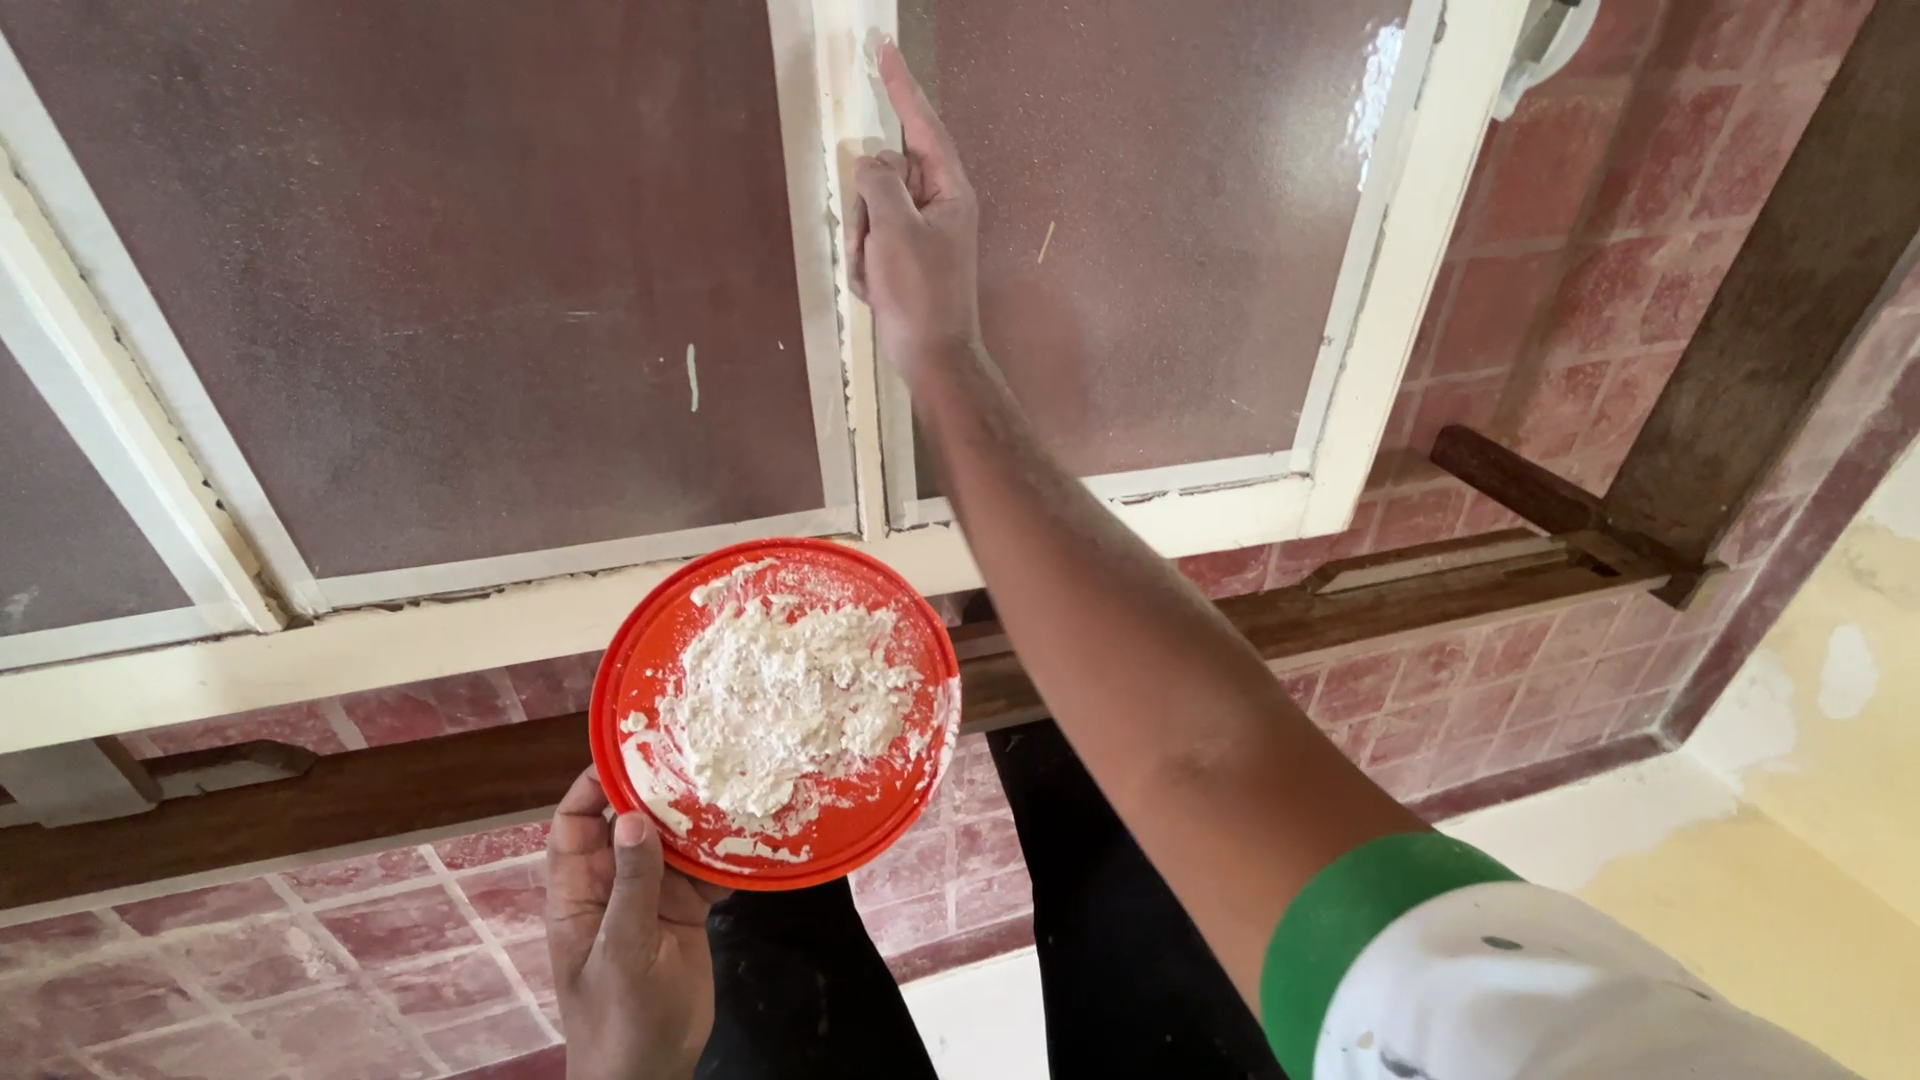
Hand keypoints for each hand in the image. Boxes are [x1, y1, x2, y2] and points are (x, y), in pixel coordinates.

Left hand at [546, 768, 729, 1079]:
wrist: (651, 1075)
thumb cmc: (618, 1019)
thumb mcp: (621, 951)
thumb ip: (632, 885)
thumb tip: (634, 817)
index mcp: (581, 892)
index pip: (576, 824)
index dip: (594, 786)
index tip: (629, 753)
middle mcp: (616, 884)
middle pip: (630, 823)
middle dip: (657, 791)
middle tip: (695, 755)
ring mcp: (653, 896)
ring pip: (672, 841)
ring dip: (696, 817)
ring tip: (727, 783)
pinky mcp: (687, 909)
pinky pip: (704, 869)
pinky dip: (723, 851)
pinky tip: (746, 830)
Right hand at [848, 39, 983, 380]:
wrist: (932, 357)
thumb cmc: (921, 295)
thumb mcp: (896, 231)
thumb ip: (879, 183)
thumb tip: (870, 163)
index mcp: (949, 192)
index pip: (923, 126)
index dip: (902, 87)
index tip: (884, 49)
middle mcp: (937, 206)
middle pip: (885, 174)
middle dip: (866, 208)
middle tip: (871, 244)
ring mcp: (919, 235)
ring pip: (871, 211)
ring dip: (863, 243)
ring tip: (875, 275)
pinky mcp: (904, 259)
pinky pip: (871, 242)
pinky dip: (866, 265)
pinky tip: (876, 290)